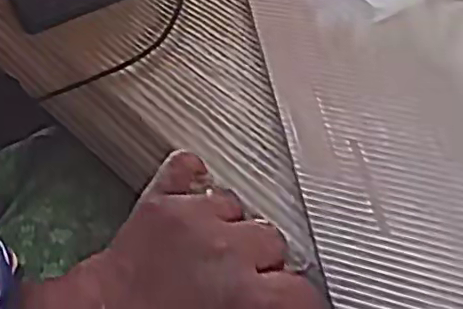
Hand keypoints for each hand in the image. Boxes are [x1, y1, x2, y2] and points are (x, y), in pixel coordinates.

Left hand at [22, 151, 319, 308]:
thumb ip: (264, 306)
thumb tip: (279, 297)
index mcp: (250, 295)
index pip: (304, 289)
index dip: (297, 297)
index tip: (289, 299)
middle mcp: (225, 247)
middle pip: (272, 237)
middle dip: (265, 256)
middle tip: (251, 274)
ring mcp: (189, 216)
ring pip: (234, 202)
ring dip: (231, 221)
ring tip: (221, 242)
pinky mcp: (158, 198)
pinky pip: (183, 167)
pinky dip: (193, 173)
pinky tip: (198, 184)